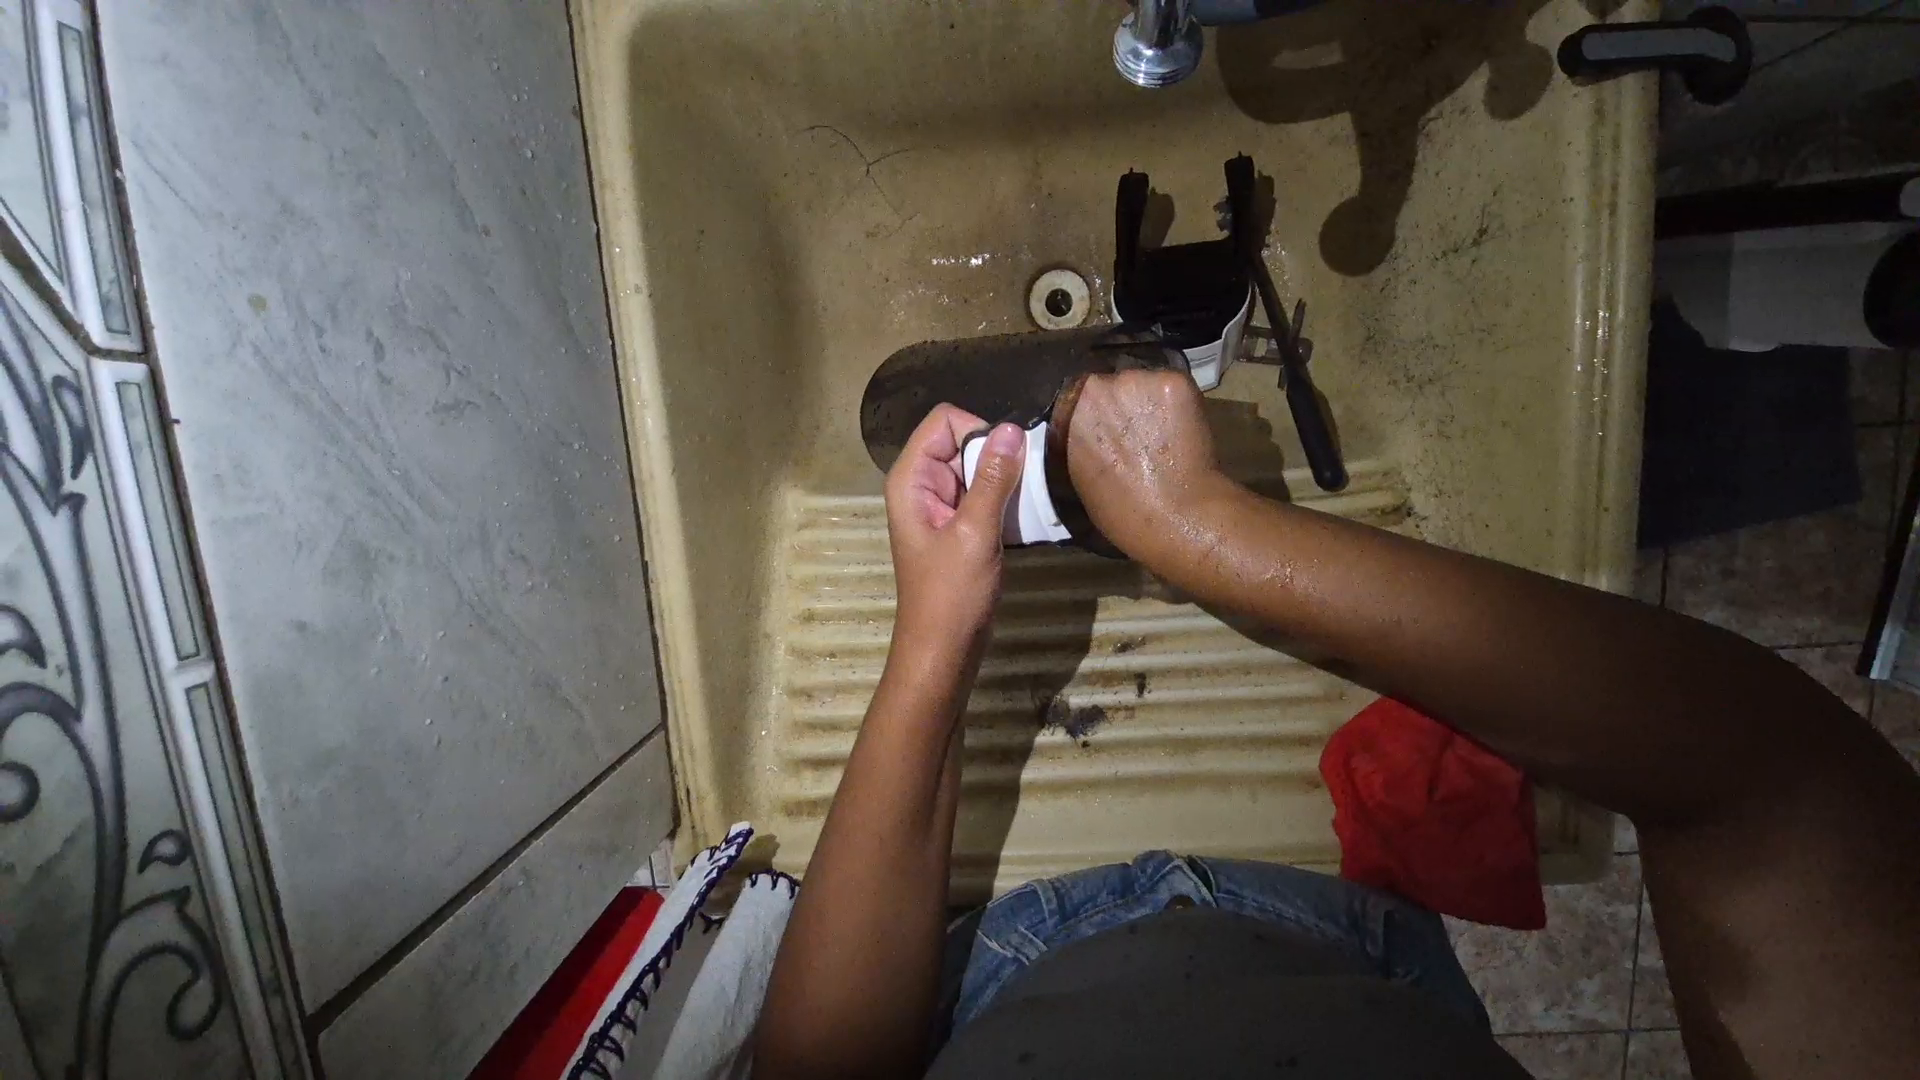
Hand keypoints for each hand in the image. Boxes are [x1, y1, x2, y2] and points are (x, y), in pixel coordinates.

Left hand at [884, 405, 1025, 658]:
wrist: (943, 649)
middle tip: (1025, 486)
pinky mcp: (958, 526)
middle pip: (962, 441)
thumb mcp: (975, 533)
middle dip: (996, 456)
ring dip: (1005, 480)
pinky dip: (1003, 500)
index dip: (978, 430)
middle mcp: (922, 485)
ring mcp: (940, 506)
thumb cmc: (951, 594)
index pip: (944, 420)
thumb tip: (1013, 428)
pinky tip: (1022, 520)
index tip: (1007, 461)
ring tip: (1027, 504)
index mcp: (912, 479)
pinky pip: (983, 495)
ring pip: (977, 468)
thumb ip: (993, 479)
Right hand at [1054, 370, 1229, 558]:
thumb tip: (1090, 432)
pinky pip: (1171, 386)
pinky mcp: (1173, 381)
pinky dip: (1176, 403)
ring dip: (1148, 401)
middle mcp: (1097, 386)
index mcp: (1066, 411)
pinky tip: (1180, 428)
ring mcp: (1137, 380)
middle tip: (1133, 433)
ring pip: (1142, 383)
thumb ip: (1077, 442)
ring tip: (1159, 432)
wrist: (1174, 516)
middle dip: (1120, 403)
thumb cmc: (1119, 511)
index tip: (1105, 429)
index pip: (1075, 395)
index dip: (1093, 411)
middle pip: (1109, 383)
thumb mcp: (1076, 475)